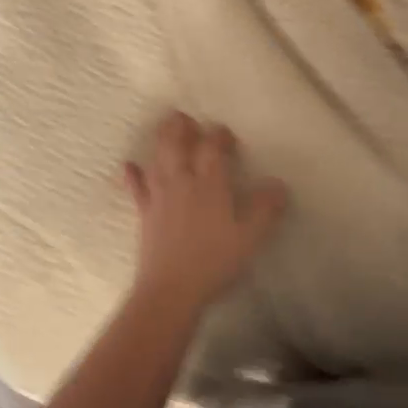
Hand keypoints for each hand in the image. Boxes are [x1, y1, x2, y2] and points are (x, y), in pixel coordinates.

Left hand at [124, 112, 288, 313]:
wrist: (170, 291)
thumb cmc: (214, 262)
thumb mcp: (249, 238)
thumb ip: (265, 209)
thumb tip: (279, 184)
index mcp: (209, 184)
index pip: (212, 148)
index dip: (219, 136)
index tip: (227, 135)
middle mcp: (182, 182)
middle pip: (178, 145)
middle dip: (182, 127)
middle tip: (185, 117)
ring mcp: (159, 196)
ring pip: (158, 159)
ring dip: (161, 140)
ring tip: (165, 127)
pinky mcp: (144, 213)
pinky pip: (136, 188)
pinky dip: (132, 174)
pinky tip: (129, 165)